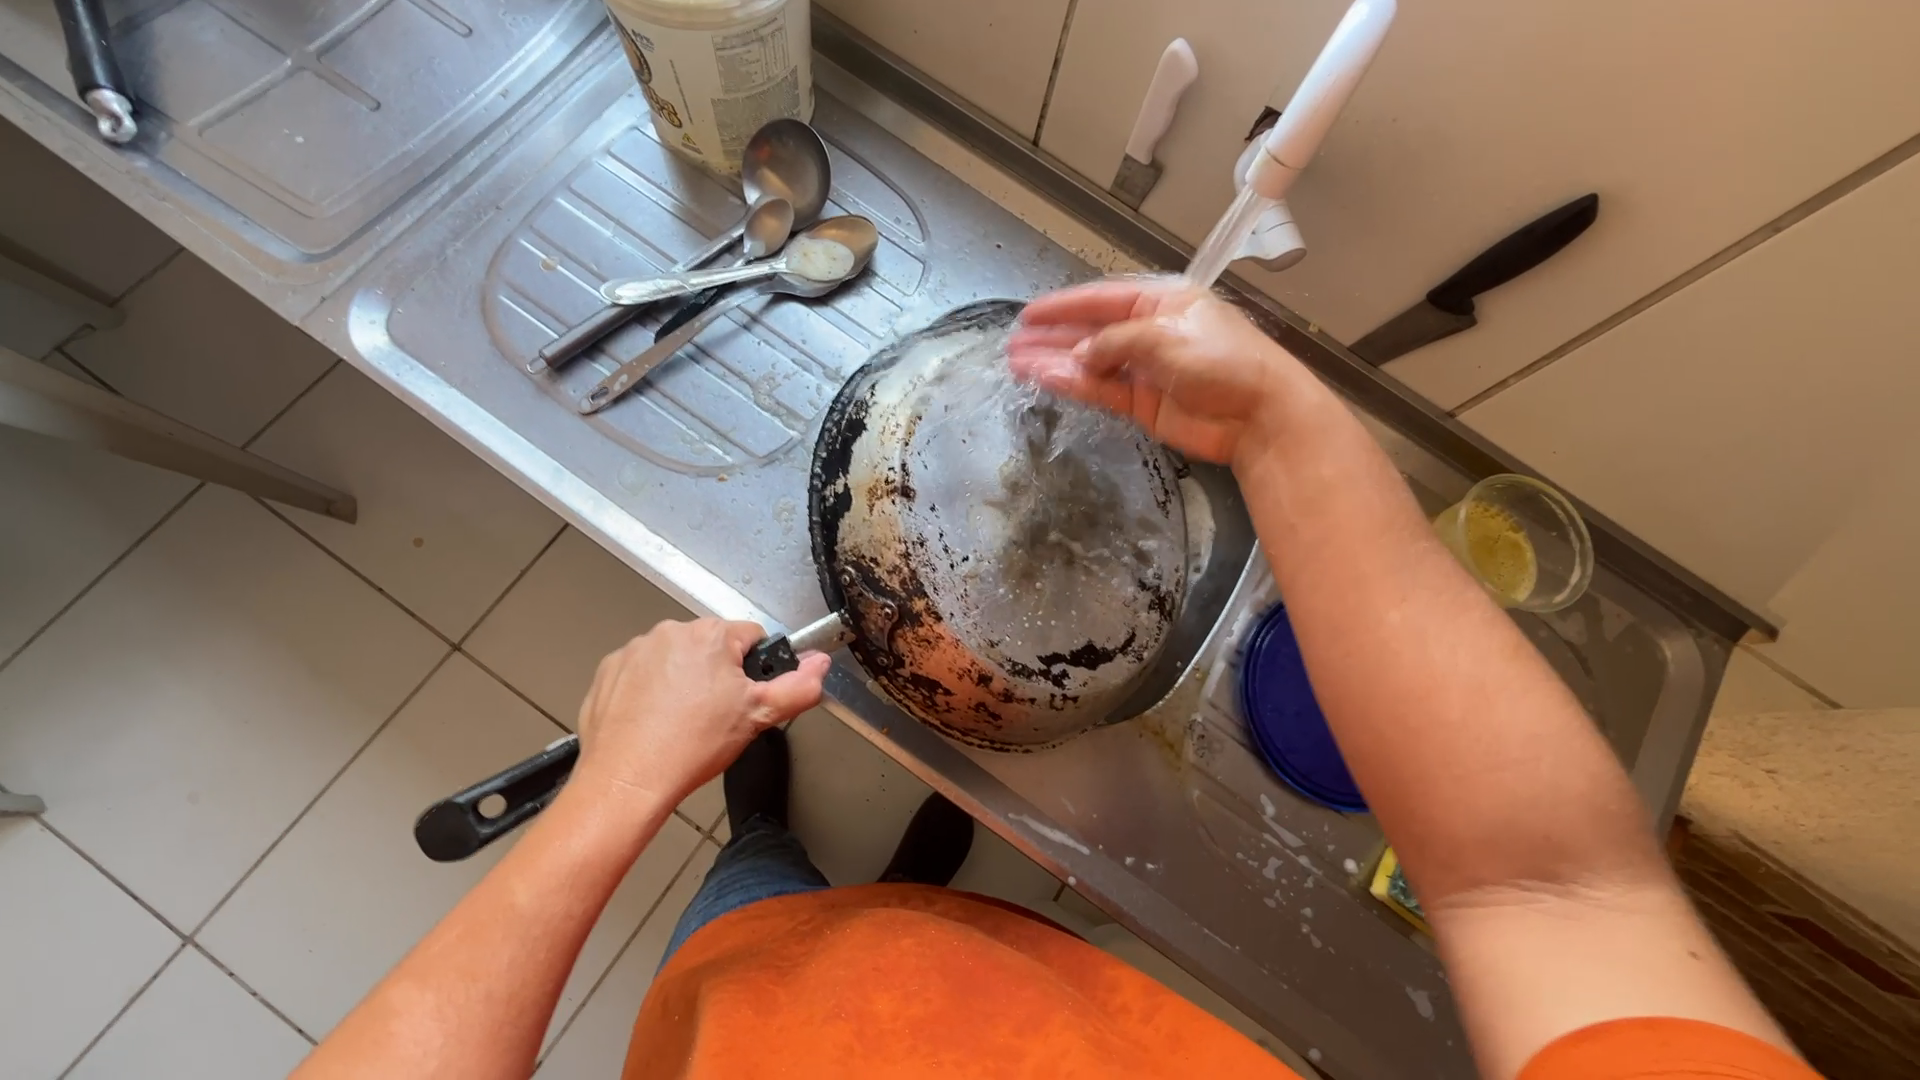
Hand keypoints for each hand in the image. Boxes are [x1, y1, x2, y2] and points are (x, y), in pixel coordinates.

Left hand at [569, 619, 829, 812]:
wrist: (627, 779)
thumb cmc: (690, 746)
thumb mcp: (758, 716)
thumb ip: (798, 687)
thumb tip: (819, 665)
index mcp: (712, 635)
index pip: (752, 636)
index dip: (755, 668)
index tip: (745, 696)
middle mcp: (672, 632)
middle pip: (712, 645)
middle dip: (718, 672)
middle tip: (716, 713)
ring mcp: (636, 649)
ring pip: (676, 657)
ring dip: (683, 678)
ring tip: (683, 719)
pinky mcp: (610, 669)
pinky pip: (641, 671)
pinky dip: (649, 689)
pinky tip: (655, 719)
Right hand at [1005, 279, 1310, 465]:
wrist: (1259, 416)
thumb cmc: (1223, 362)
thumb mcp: (1166, 337)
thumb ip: (1116, 342)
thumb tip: (1077, 355)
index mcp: (1162, 302)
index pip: (1102, 299)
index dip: (1063, 306)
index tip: (1028, 315)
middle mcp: (1149, 332)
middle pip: (1091, 331)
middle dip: (1052, 338)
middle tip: (1013, 345)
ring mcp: (1145, 370)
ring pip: (1091, 363)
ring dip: (1055, 363)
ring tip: (1017, 365)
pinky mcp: (1143, 404)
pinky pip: (1101, 390)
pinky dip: (1075, 386)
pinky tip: (1046, 381)